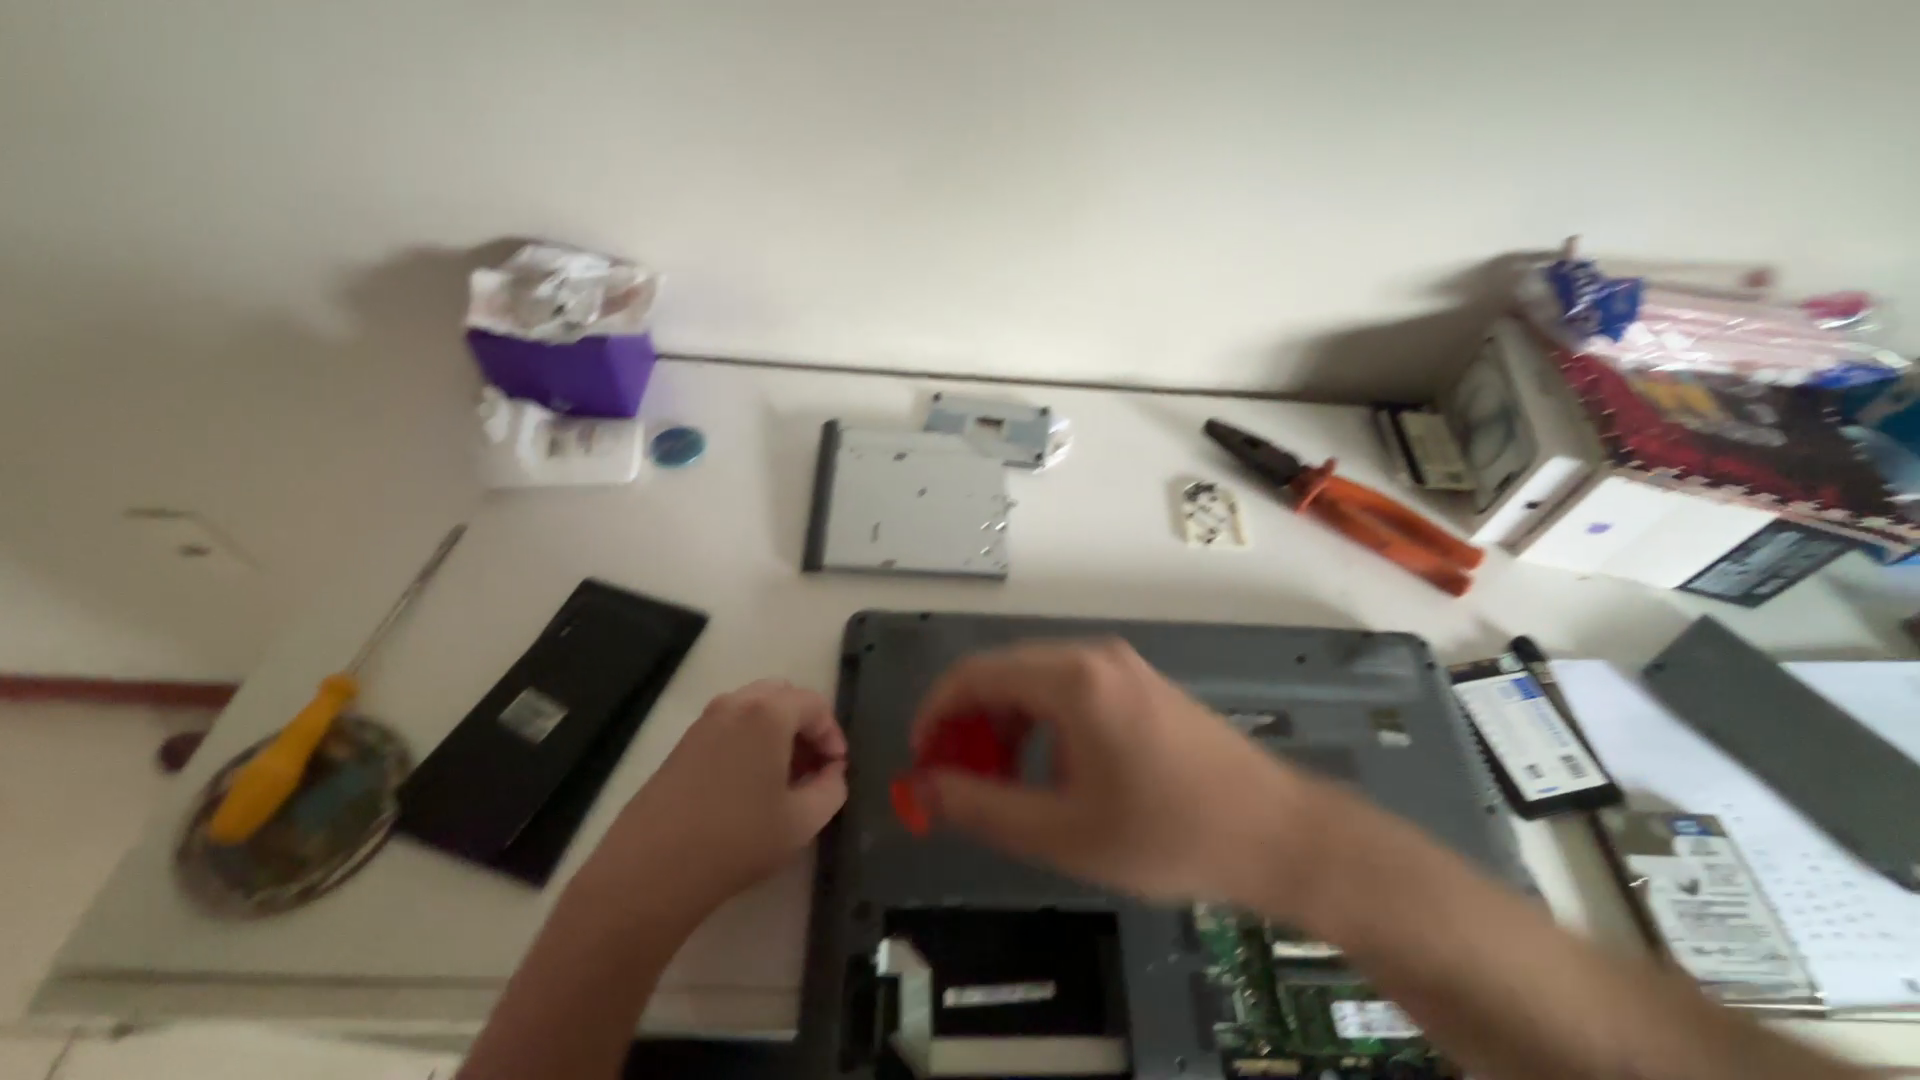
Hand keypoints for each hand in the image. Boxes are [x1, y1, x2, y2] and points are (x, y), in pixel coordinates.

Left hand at [582, 679, 848, 918]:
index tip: (837, 769)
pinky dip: (748, 741)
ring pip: (751, 709)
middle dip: (804, 725)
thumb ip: (831, 789)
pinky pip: (727, 727)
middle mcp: (733, 706)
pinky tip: (749, 786)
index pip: (814, 704)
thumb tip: (832, 773)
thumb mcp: (803, 821)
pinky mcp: (680, 747)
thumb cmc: (739, 840)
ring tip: (784, 778)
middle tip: (814, 766)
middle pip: (781, 695)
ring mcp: (702, 724)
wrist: (653, 869)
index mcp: (767, 714)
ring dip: (776, 732)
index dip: (833, 734)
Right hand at [910, 641, 1315, 907]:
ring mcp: (1125, 669)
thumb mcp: (1061, 833)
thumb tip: (923, 786)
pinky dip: (1042, 727)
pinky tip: (1053, 776)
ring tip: (1002, 786)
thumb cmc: (1166, 835)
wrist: (1277, 835)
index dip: (934, 716)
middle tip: (957, 782)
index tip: (920, 763)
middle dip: (968, 725)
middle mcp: (1095, 658)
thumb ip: (980, 806)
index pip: (973, 675)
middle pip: (1004, 675)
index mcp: (1072, 679)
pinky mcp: (1144, 688)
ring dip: (1004, 728)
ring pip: (1037, 685)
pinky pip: (1072, 694)